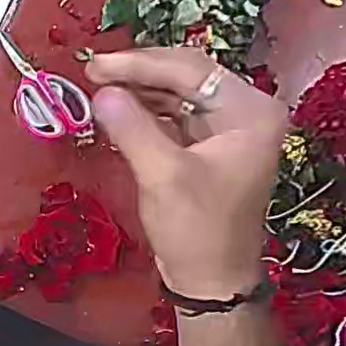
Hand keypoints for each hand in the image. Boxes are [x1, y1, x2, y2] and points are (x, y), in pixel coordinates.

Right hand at [86, 48, 287, 298]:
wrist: (211, 281)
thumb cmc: (197, 231)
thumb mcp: (163, 176)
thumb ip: (132, 128)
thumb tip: (102, 92)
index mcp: (251, 112)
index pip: (191, 70)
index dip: (140, 64)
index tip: (96, 65)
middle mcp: (246, 112)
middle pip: (187, 76)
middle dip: (139, 74)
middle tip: (94, 72)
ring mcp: (228, 129)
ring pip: (178, 94)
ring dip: (140, 91)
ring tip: (99, 89)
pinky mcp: (210, 146)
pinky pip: (175, 116)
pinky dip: (146, 112)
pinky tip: (118, 110)